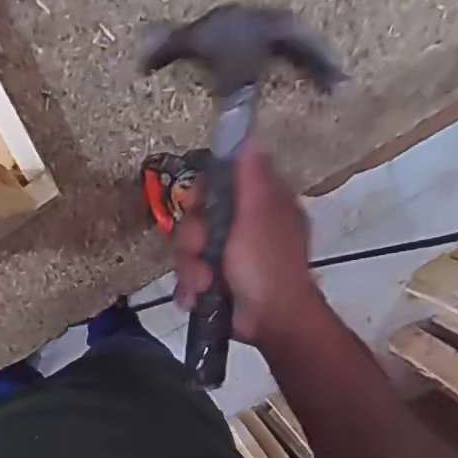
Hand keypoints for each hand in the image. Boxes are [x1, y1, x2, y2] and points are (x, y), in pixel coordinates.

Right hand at [171, 140, 322, 343]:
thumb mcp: (259, 215)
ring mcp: (226, 256)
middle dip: (192, 240)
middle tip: (202, 253)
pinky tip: (198, 297)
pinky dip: (190, 288)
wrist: (269, 320)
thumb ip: (250, 177)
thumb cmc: (267, 266)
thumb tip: (249, 136)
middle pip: (196, 218)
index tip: (197, 203)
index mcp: (258, 205)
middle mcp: (241, 227)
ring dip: (191, 269)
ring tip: (204, 284)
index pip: (220, 183)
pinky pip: (189, 275)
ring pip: (188, 250)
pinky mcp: (215, 281)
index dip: (203, 192)